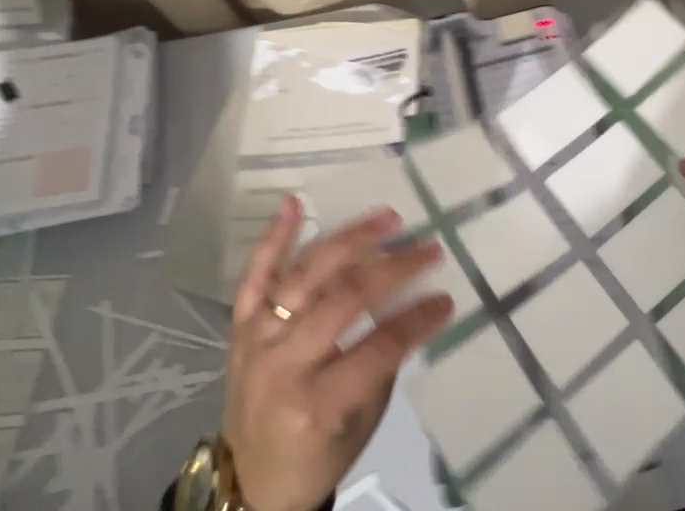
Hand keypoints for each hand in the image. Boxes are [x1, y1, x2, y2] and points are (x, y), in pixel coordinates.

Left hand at [223, 197, 452, 510]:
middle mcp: (284, 364)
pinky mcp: (238, 329)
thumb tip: (413, 301)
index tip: (446, 297)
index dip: (418, 318)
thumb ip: (383, 361)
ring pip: (305, 276)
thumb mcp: (363, 421)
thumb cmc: (319, 453)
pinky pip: (253, 277)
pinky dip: (273, 238)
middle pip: (344, 300)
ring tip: (388, 219)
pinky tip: (294, 204)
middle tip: (429, 249)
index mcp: (319, 401)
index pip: (379, 346)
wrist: (251, 482)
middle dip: (394, 269)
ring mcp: (256, 341)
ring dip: (350, 241)